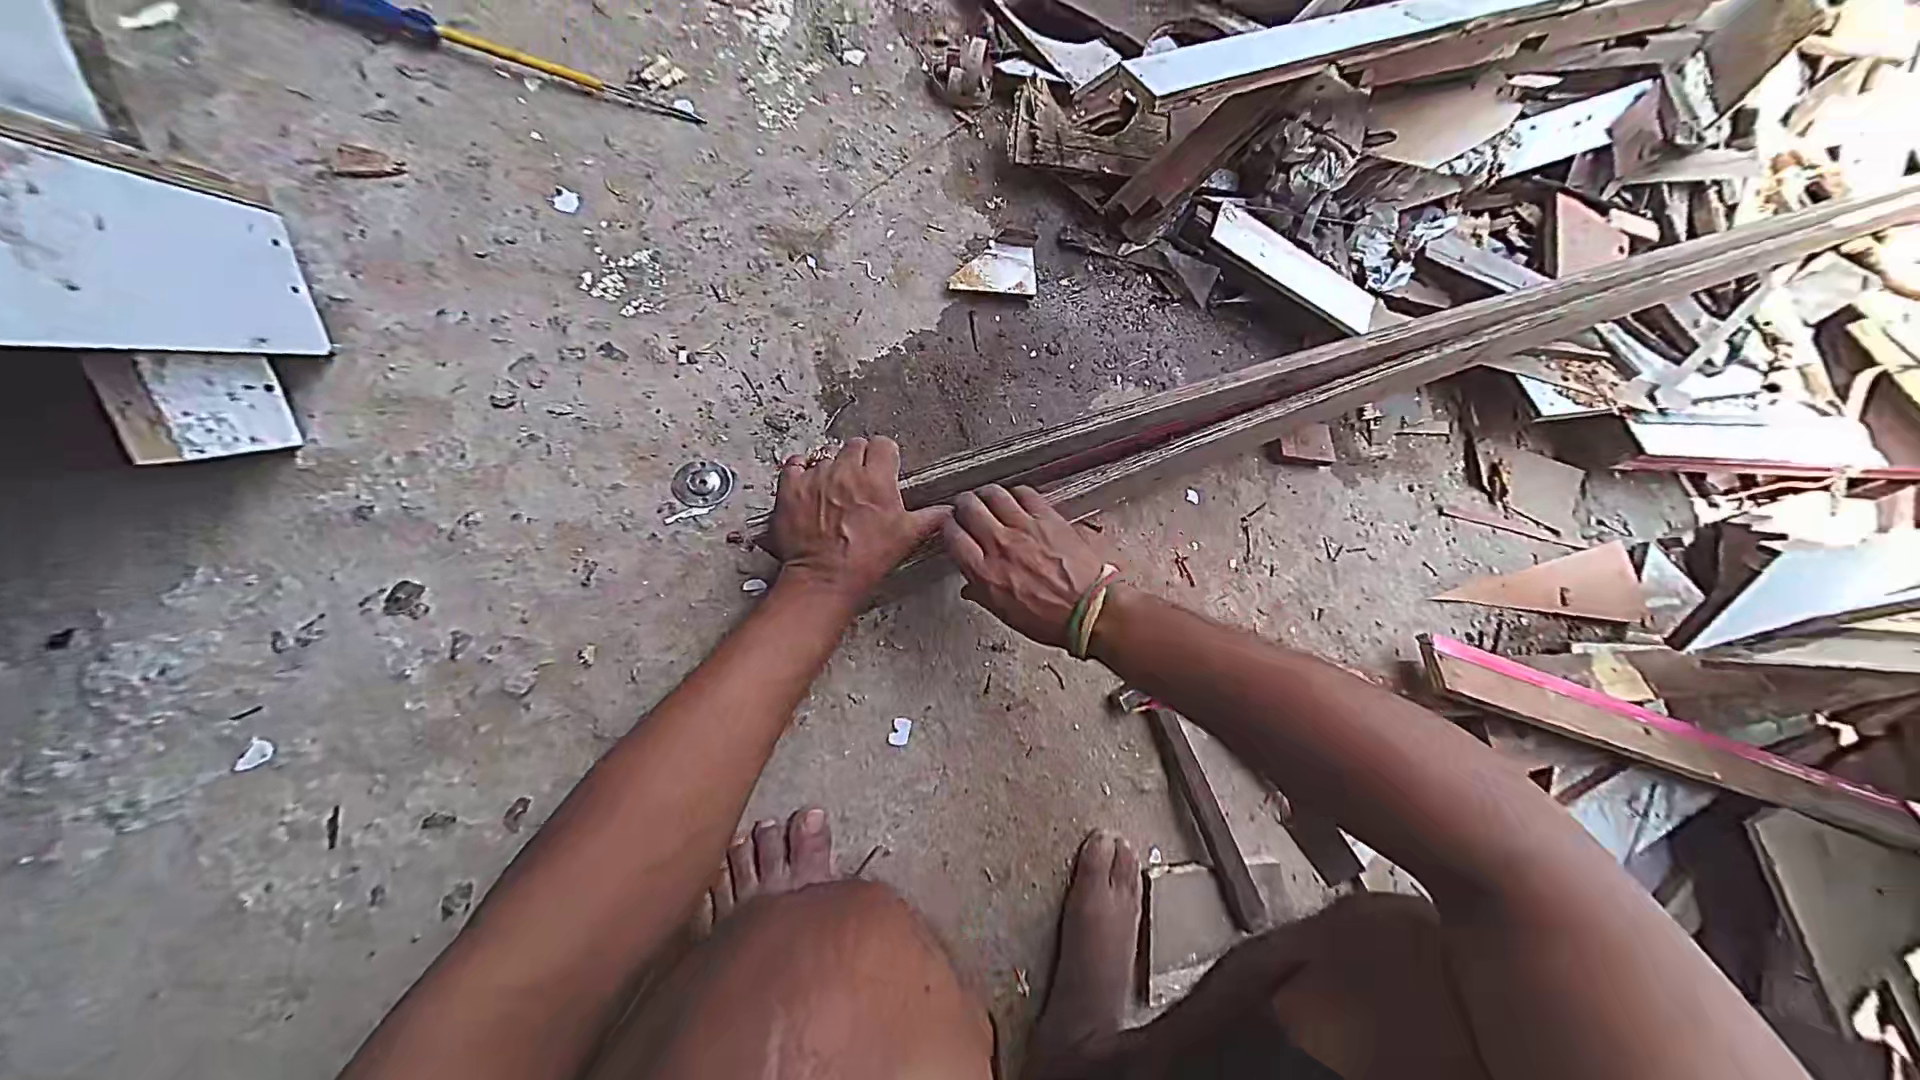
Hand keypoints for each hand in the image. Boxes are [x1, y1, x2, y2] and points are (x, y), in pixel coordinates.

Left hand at [767, 436, 949, 603]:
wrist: (824, 579)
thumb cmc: (865, 561)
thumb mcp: (907, 538)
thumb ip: (931, 518)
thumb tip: (949, 511)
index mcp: (877, 480)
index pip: (883, 445)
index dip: (884, 456)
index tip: (883, 467)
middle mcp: (846, 472)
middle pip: (854, 446)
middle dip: (859, 460)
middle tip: (859, 482)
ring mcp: (816, 478)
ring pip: (826, 456)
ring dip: (832, 468)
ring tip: (834, 491)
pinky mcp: (791, 488)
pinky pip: (794, 466)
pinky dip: (801, 472)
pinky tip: (809, 487)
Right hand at [941, 484, 1116, 648]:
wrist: (1092, 611)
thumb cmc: (1054, 619)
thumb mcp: (1007, 614)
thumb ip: (983, 594)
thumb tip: (971, 587)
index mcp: (985, 573)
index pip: (952, 535)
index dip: (948, 526)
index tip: (952, 527)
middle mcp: (1000, 545)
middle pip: (968, 507)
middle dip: (963, 505)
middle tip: (966, 508)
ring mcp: (1025, 528)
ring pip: (993, 494)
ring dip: (987, 495)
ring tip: (988, 499)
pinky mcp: (1048, 518)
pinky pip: (1024, 493)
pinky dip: (1016, 493)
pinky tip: (1017, 499)